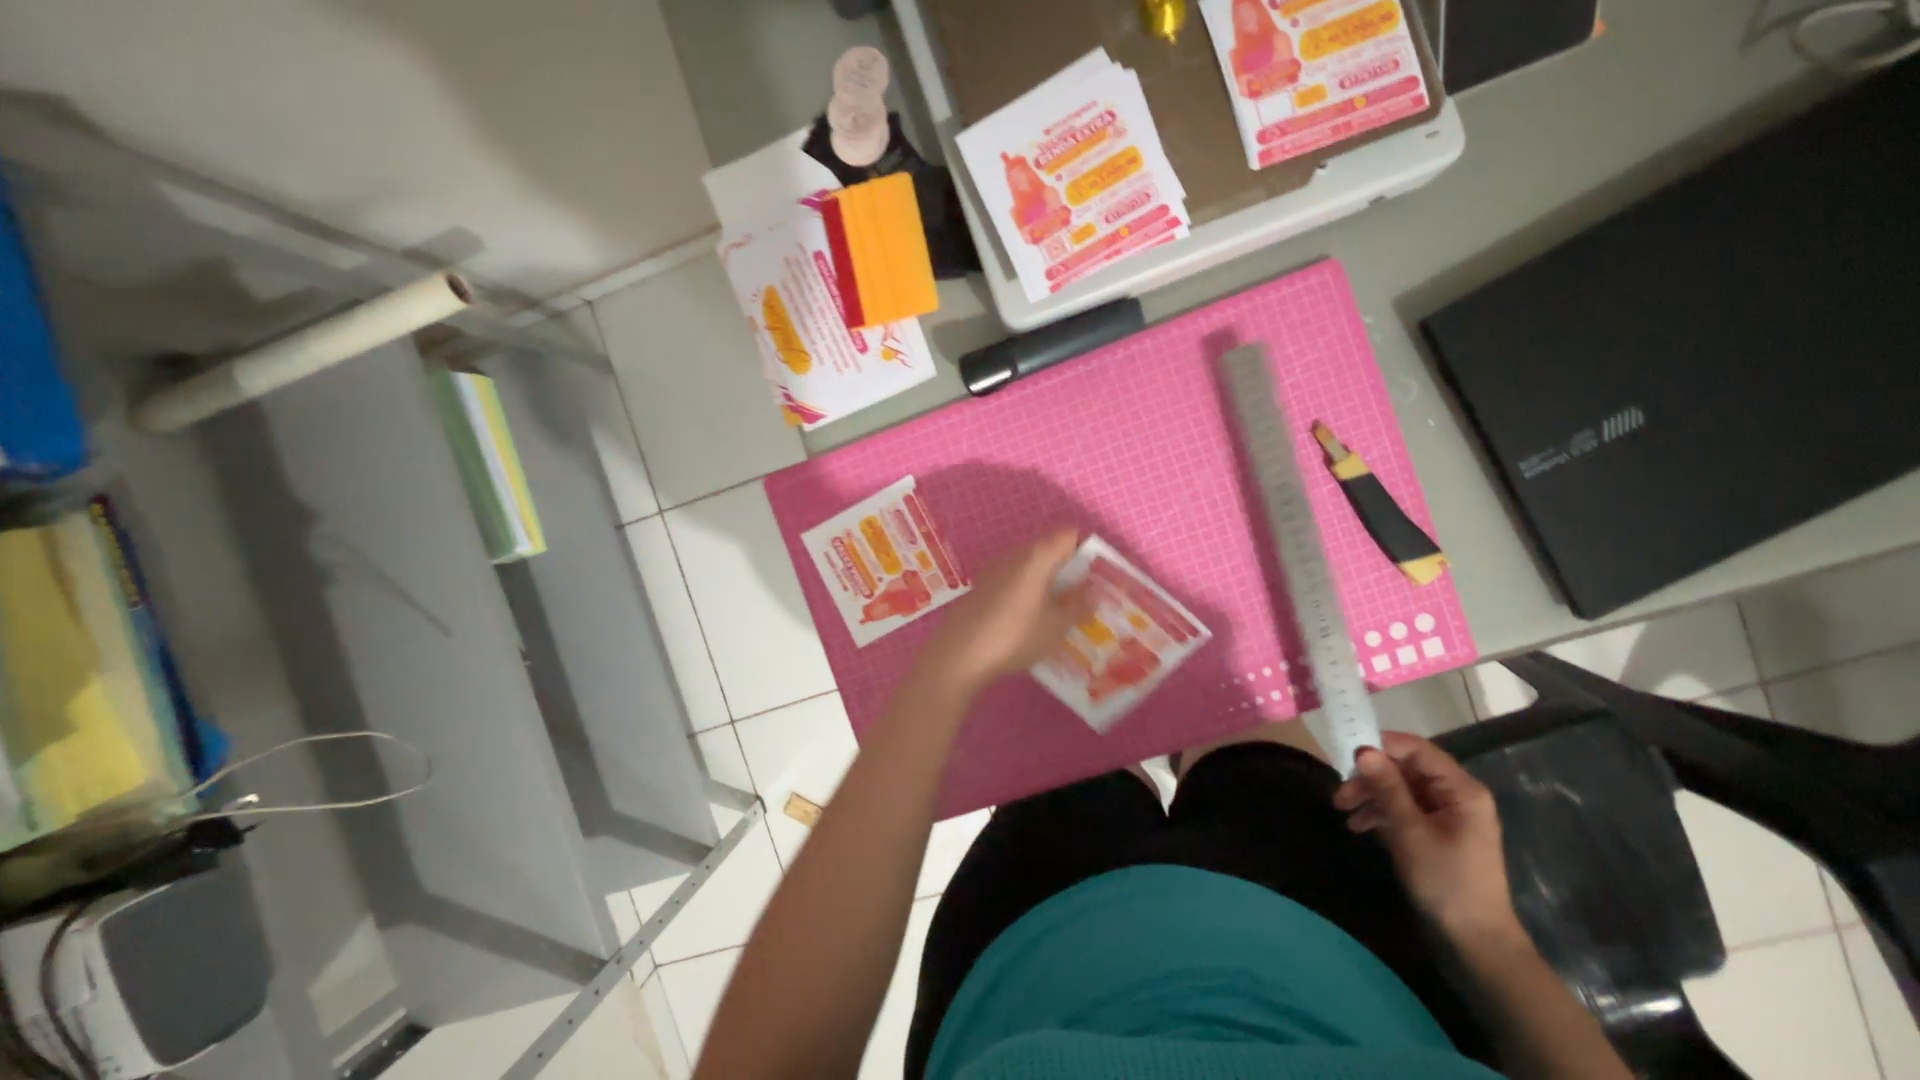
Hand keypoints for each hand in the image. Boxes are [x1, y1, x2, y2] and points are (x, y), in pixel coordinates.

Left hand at [913, 528, 1090, 691]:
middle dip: (1068, 570)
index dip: (1086, 551)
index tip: (1096, 576)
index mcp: (1037, 556)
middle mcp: (1015, 555)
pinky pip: (1013, 582)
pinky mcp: (981, 588)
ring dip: (1046, 583)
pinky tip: (1029, 620)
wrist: (958, 655)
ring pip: (1030, 567)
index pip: (1068, 535)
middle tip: (1082, 597)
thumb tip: (1093, 591)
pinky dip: (1026, 593)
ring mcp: (994, 570)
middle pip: (1048, 549)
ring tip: (1059, 612)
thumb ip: (1078, 606)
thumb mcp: (1056, 626)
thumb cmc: (1015, 636)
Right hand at [1333, 732, 1521, 944]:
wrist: (1475, 938)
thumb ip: (1388, 788)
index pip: (1417, 750)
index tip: (1346, 755)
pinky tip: (1360, 827)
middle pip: (1406, 770)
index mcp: (1461, 789)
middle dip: (1371, 778)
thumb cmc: (1446, 881)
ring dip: (1372, 796)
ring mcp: (1448, 814)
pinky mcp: (1438, 832)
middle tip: (1339, 795)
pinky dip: (1382, 814)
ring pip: (1402, 789)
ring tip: (1344, 813)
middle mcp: (1457, 794)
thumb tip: (1363, 750)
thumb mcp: (1410, 832)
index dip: (1382, 746)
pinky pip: (1406, 810)